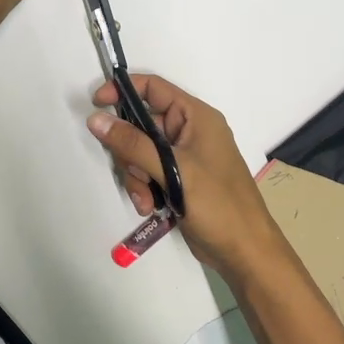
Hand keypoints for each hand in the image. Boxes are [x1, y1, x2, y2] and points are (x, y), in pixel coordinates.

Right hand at [87, 73, 289, 281]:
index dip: (122, 90)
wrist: (248, 256)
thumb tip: (95, 119)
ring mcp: (183, 156)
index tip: (96, 104)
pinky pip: (147, 171)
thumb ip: (132, 143)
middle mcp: (188, 131)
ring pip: (139, 150)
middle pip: (140, 122)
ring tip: (145, 199)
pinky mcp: (178, 179)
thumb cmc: (219, 206)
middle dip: (129, 150)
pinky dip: (143, 187)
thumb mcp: (173, 170)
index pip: (152, 87)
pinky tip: (149, 207)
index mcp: (196, 117)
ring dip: (136, 174)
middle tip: (133, 171)